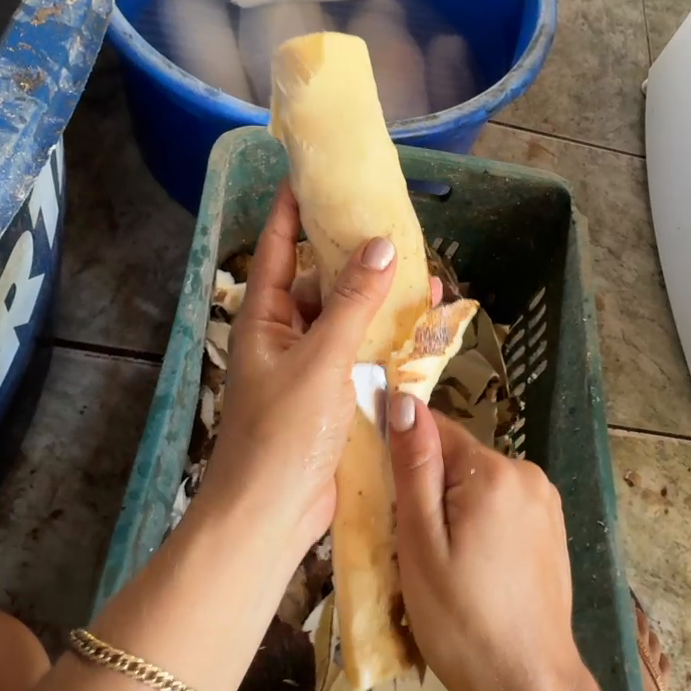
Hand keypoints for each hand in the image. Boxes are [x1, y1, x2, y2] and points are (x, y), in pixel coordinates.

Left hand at [198, 184, 397, 556]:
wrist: (271, 517)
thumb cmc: (282, 433)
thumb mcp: (319, 360)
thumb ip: (352, 302)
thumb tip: (382, 244)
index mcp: (266, 316)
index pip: (280, 246)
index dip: (295, 208)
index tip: (316, 172)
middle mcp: (287, 332)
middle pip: (323, 278)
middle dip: (357, 253)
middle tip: (394, 222)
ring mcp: (313, 363)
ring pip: (351, 315)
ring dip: (382, 297)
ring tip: (423, 272)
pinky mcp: (336, 392)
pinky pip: (365, 351)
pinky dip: (391, 337)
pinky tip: (424, 324)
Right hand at [387, 397, 612, 690]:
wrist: (526, 684)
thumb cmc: (462, 619)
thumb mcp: (421, 542)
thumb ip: (414, 466)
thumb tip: (405, 400)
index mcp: (494, 471)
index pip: (437, 430)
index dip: (406, 456)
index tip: (389, 496)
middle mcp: (526, 472)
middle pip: (459, 460)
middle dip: (431, 490)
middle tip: (414, 545)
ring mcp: (545, 500)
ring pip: (479, 484)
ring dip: (456, 508)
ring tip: (444, 563)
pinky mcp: (552, 527)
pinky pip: (503, 506)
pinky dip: (482, 525)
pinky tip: (474, 568)